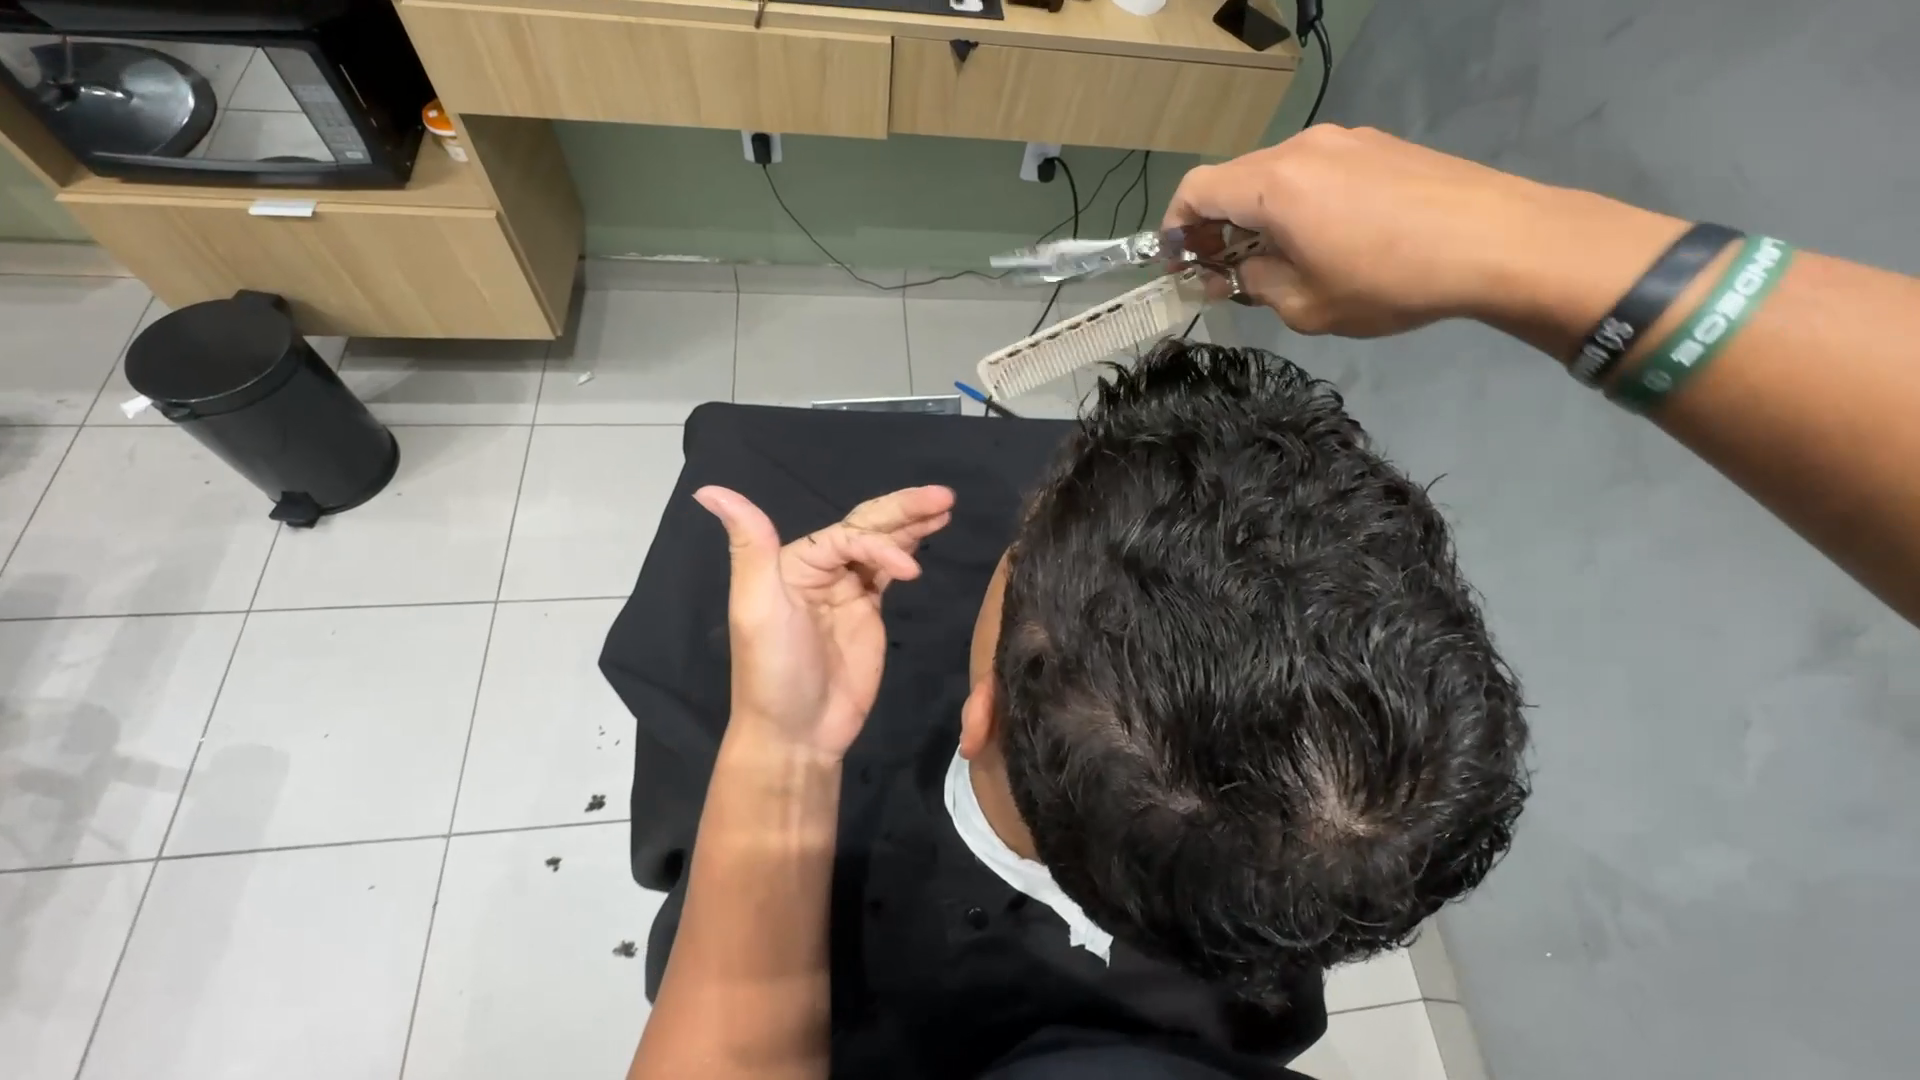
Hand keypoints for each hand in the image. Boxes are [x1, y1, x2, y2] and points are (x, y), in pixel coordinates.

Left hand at [694, 485, 955, 761]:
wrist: (798, 733)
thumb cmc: (774, 672)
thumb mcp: (757, 607)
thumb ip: (750, 547)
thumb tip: (709, 490)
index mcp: (794, 562)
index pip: (845, 535)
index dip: (879, 545)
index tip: (909, 571)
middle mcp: (821, 569)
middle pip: (867, 526)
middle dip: (906, 509)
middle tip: (944, 495)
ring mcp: (847, 590)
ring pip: (882, 543)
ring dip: (912, 524)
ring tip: (946, 504)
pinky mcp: (869, 612)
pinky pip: (889, 571)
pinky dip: (909, 551)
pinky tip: (928, 536)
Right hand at [1164, 125, 1674, 339]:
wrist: (1499, 241)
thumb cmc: (1388, 280)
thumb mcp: (1304, 304)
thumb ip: (1253, 285)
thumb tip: (1232, 275)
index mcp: (1273, 184)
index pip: (1195, 190)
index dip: (1173, 227)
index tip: (1178, 264)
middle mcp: (1302, 148)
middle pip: (1233, 179)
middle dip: (1215, 225)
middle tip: (1223, 270)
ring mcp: (1345, 140)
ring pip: (1275, 174)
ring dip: (1257, 214)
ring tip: (1276, 259)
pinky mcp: (1379, 146)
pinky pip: (1315, 171)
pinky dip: (1296, 203)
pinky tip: (1324, 239)